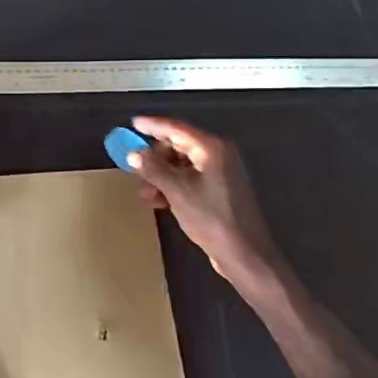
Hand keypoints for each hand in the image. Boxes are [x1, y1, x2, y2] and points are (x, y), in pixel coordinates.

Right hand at [125, 117, 277, 284]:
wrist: (244, 255)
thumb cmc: (212, 218)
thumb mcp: (177, 191)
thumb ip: (153, 169)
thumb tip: (133, 154)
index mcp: (211, 148)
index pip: (176, 128)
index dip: (153, 125)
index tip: (133, 122)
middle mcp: (217, 155)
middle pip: (178, 146)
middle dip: (155, 159)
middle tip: (136, 172)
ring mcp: (220, 173)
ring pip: (181, 164)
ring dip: (161, 176)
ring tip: (147, 194)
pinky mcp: (218, 190)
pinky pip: (189, 179)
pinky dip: (172, 186)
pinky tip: (159, 201)